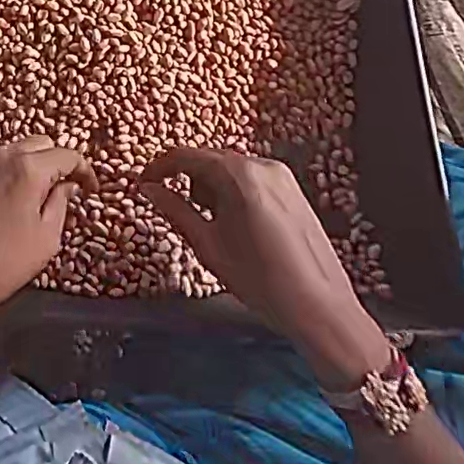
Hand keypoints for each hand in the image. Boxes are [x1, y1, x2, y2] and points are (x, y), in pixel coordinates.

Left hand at [0, 137, 96, 325]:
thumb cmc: (4, 262)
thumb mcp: (47, 236)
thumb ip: (61, 202)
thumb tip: (67, 186)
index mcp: (28, 168)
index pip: (67, 155)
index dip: (84, 170)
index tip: (90, 188)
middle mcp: (3, 157)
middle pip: (42, 144)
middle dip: (58, 162)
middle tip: (67, 189)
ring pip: (18, 150)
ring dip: (35, 164)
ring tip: (41, 194)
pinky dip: (13, 171)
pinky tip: (15, 198)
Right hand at [141, 148, 391, 388]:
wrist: (319, 307)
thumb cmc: (260, 279)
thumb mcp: (207, 244)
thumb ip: (174, 209)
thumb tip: (148, 189)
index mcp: (239, 176)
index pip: (186, 156)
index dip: (158, 168)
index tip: (143, 182)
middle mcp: (262, 166)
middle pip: (209, 158)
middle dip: (186, 179)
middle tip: (172, 207)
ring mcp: (281, 176)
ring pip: (229, 168)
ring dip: (209, 186)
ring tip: (209, 224)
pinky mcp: (292, 190)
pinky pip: (250, 178)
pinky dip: (232, 192)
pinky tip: (232, 223)